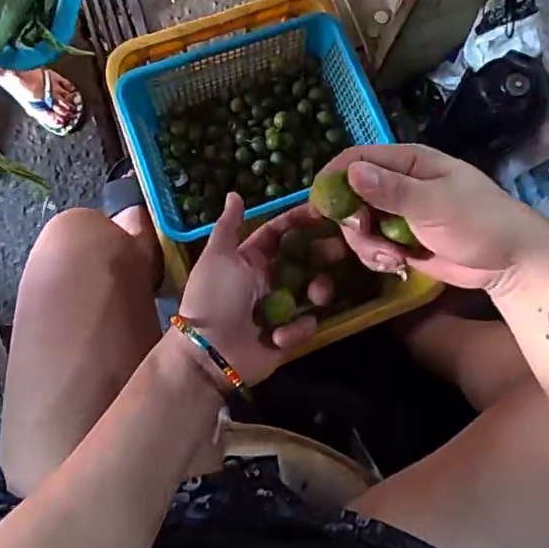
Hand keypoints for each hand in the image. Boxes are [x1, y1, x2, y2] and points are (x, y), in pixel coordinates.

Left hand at [177, 193, 314, 384]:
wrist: (208, 353)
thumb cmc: (212, 298)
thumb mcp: (217, 256)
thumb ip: (228, 225)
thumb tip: (235, 194)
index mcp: (250, 259)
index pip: (280, 233)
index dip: (299, 221)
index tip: (323, 212)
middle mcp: (268, 280)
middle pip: (303, 259)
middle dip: (321, 254)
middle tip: (340, 250)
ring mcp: (280, 308)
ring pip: (312, 290)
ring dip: (318, 289)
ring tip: (317, 294)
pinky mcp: (288, 335)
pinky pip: (306, 324)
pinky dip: (295, 329)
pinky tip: (277, 336)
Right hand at [319, 144, 548, 292]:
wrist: (511, 262)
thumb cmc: (479, 222)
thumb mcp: (435, 204)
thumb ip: (392, 190)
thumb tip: (351, 172)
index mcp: (407, 162)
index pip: (356, 159)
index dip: (334, 179)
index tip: (320, 207)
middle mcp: (397, 183)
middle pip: (350, 195)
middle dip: (354, 222)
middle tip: (368, 237)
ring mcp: (398, 213)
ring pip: (358, 225)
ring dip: (366, 245)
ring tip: (393, 258)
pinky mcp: (400, 240)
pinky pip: (371, 245)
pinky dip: (377, 257)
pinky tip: (398, 265)